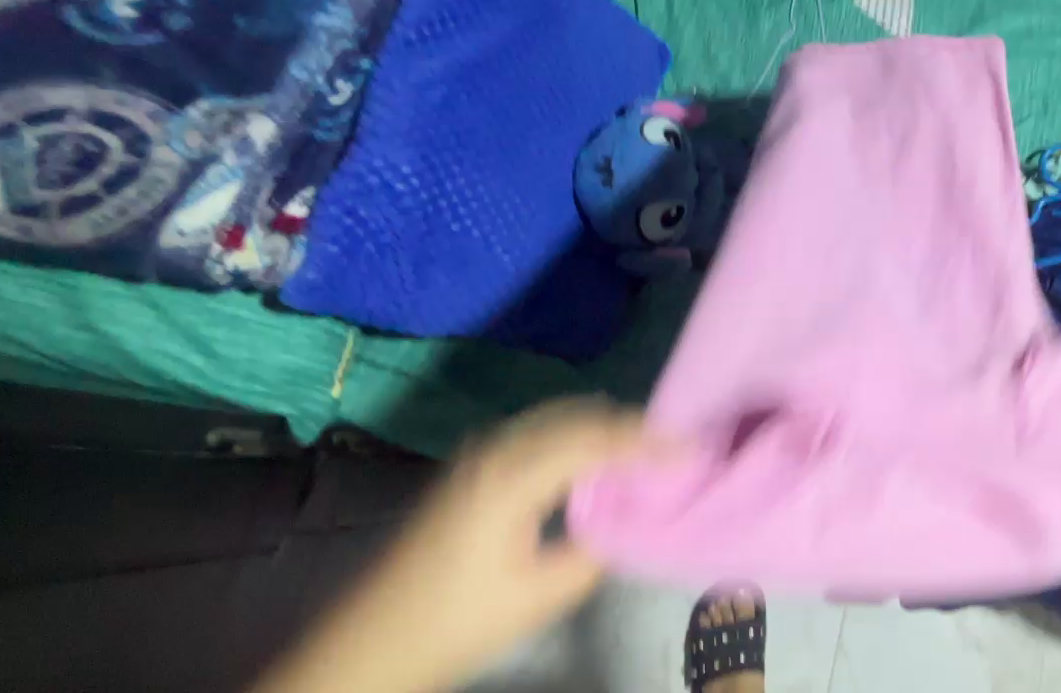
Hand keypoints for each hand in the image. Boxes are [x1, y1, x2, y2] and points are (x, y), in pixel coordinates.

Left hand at [251, 400, 675, 692]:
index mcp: (512, 478)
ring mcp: (480, 452)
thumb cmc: (455, 623)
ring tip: (646, 447)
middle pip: (579, 416)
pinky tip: (595, 457)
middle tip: (675, 444)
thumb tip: (630, 516)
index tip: (691, 449)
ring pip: (559, 417)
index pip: (595, 439)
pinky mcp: (473, 464)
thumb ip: (593, 550)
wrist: (370, 645)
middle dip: (631, 425)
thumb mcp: (537, 597)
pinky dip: (578, 433)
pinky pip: (540, 430)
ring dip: (604, 426)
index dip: (647, 441)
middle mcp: (496, 449)